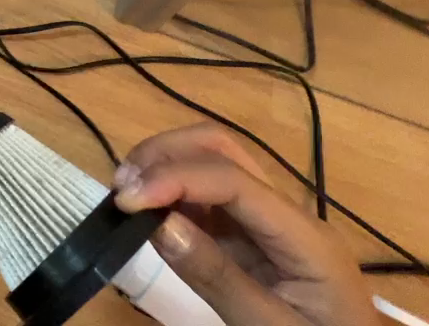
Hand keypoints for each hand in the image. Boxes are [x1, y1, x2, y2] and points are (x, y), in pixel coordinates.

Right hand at [113, 124, 375, 325]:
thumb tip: (158, 223)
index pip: (232, 179)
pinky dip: (168, 189)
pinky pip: (203, 192)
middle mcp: (287, 212)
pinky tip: (146, 208)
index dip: (173, 178)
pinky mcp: (248, 232)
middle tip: (122, 186)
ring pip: (209, 159)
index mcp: (306, 237)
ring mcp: (267, 219)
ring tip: (126, 193)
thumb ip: (219, 279)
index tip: (125, 200)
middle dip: (164, 154)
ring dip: (162, 164)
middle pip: (221, 149)